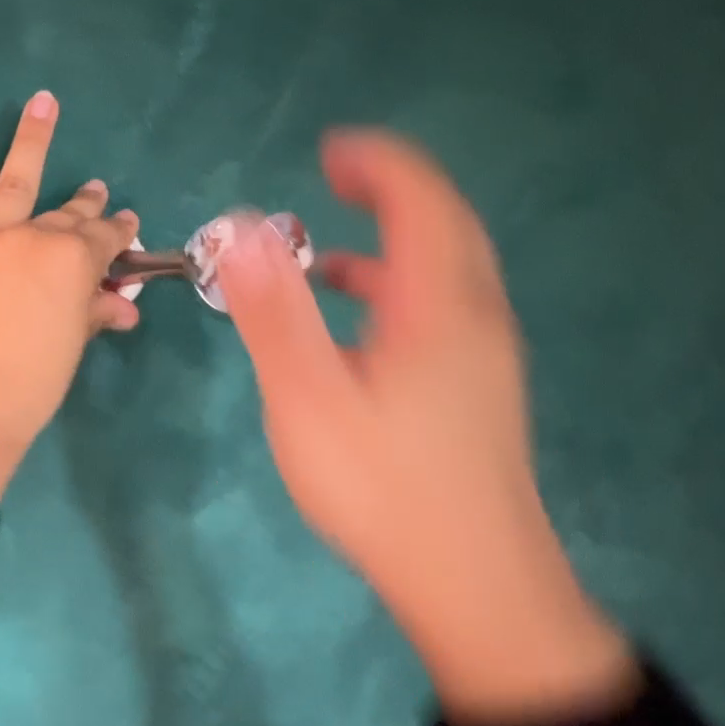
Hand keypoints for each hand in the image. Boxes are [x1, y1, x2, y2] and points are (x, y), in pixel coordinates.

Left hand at [0, 90, 140, 500]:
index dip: (119, 235)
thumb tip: (122, 306)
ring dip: (30, 141)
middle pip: (66, 215)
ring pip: (11, 185)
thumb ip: (94, 313)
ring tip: (40, 105)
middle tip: (95, 193)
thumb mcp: (73, 347)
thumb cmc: (32, 387)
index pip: (104, 238)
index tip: (127, 230)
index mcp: (73, 260)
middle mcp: (32, 238)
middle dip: (86, 205)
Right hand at [217, 129, 636, 725]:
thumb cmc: (377, 482)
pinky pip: (443, 316)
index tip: (328, 153)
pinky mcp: (477, 395)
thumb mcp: (306, 395)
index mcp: (437, 305)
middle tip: (335, 184)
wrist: (465, 572)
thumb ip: (272, 312)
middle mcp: (474, 318)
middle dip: (390, 196)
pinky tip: (358, 337)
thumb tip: (240, 231)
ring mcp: (484, 359)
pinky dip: (399, 296)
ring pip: (446, 278)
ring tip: (329, 259)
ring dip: (391, 250)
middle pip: (444, 231)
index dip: (377, 166)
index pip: (420, 202)